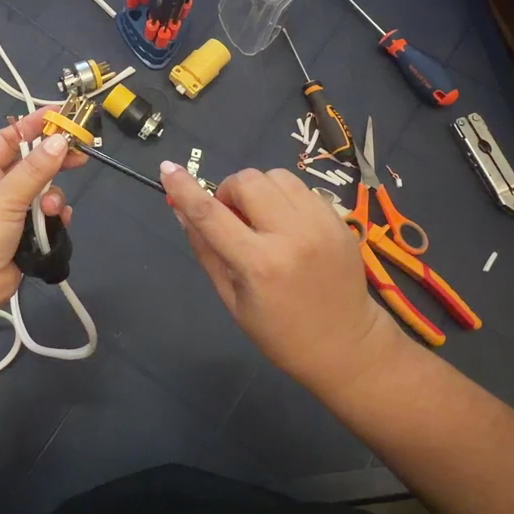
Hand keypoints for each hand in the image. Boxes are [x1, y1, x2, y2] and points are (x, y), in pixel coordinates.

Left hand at [0, 115, 85, 321]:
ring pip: (42, 191)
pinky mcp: (22, 234)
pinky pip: (45, 216)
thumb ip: (35, 170)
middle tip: (82, 154)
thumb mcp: (3, 198)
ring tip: (53, 211)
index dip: (37, 124)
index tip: (66, 114)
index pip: (10, 136)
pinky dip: (54, 218)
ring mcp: (7, 211)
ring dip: (52, 198)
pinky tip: (58, 223)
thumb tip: (60, 140)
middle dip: (53, 162)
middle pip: (30, 163)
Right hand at [160, 163, 405, 391]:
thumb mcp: (232, 298)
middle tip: (233, 218)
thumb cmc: (279, 332)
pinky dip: (285, 199)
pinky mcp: (339, 221)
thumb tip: (180, 209)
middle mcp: (292, 236)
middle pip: (248, 181)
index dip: (185, 188)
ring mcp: (321, 224)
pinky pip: (302, 189)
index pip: (211, 214)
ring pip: (277, 176)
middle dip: (231, 192)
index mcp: (260, 263)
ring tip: (262, 219)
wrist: (346, 345)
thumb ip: (206, 249)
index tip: (167, 168)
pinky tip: (287, 226)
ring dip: (259, 190)